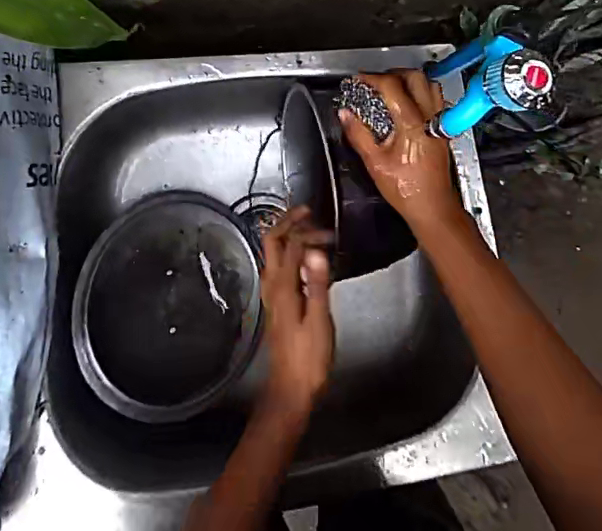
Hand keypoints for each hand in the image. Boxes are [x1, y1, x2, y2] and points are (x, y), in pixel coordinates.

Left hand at [258, 207, 333, 416]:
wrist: (290, 389)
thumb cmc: (309, 357)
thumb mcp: (320, 321)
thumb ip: (319, 284)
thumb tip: (318, 251)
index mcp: (283, 286)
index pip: (292, 245)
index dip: (310, 233)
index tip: (330, 232)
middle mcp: (272, 284)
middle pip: (272, 241)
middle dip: (288, 222)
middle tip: (308, 212)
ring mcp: (271, 293)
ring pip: (272, 252)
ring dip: (287, 235)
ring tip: (308, 228)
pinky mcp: (277, 301)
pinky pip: (278, 266)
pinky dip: (290, 252)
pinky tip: (307, 260)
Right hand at [336, 70, 458, 231]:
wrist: (433, 208)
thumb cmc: (407, 191)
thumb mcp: (375, 163)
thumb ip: (358, 134)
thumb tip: (345, 115)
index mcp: (412, 124)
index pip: (392, 87)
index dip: (373, 78)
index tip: (360, 80)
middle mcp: (429, 119)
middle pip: (416, 77)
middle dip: (393, 73)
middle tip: (375, 81)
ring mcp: (439, 123)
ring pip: (430, 85)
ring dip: (410, 81)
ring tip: (391, 88)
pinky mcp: (443, 130)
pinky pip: (436, 100)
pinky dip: (421, 93)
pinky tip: (408, 104)